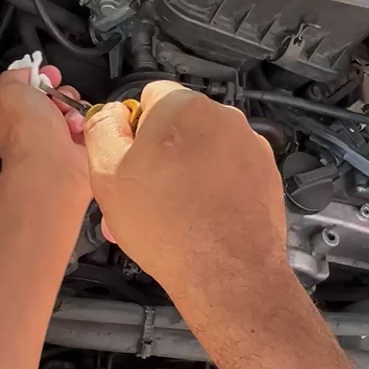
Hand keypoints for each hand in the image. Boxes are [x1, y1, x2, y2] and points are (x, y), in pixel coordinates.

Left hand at [0, 64, 88, 203]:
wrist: (52, 164)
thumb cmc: (27, 133)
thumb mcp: (10, 90)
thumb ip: (15, 76)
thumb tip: (27, 70)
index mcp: (15, 117)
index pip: (30, 92)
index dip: (41, 79)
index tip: (49, 75)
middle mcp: (37, 130)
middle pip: (56, 99)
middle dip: (61, 93)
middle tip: (58, 98)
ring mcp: (60, 141)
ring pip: (75, 110)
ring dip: (76, 108)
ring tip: (70, 118)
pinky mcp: (81, 149)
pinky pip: (90, 125)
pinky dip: (89, 123)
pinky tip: (81, 128)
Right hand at [83, 82, 289, 296]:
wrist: (226, 272)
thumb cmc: (168, 226)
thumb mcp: (107, 175)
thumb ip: (102, 131)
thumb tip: (109, 114)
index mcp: (182, 107)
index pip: (149, 96)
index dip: (132, 130)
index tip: (129, 160)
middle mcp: (223, 117)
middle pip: (179, 124)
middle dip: (161, 152)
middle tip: (146, 194)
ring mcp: (250, 145)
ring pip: (204, 149)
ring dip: (187, 171)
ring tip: (174, 212)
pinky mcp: (266, 174)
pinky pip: (229, 171)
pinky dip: (215, 187)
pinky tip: (201, 217)